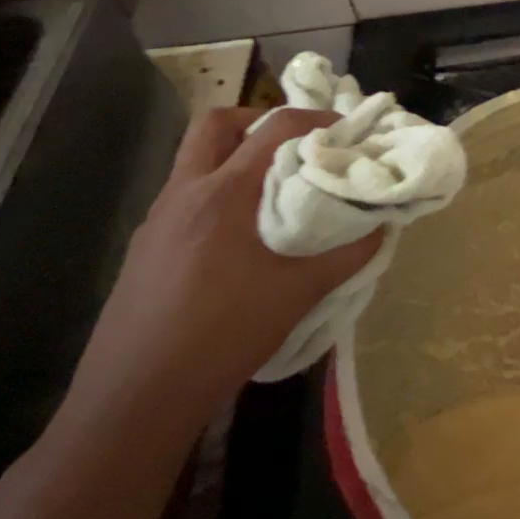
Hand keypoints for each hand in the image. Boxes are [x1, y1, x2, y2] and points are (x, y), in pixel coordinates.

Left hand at [66, 108, 382, 416]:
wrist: (136, 399)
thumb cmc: (223, 335)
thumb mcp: (301, 292)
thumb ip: (350, 252)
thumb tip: (383, 224)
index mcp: (222, 195)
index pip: (273, 128)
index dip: (317, 119)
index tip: (349, 132)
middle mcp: (184, 196)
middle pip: (214, 126)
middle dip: (260, 121)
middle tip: (300, 143)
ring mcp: (157, 223)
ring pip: (196, 162)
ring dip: (239, 158)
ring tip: (282, 188)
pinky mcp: (147, 251)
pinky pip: (189, 198)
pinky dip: (223, 193)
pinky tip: (248, 234)